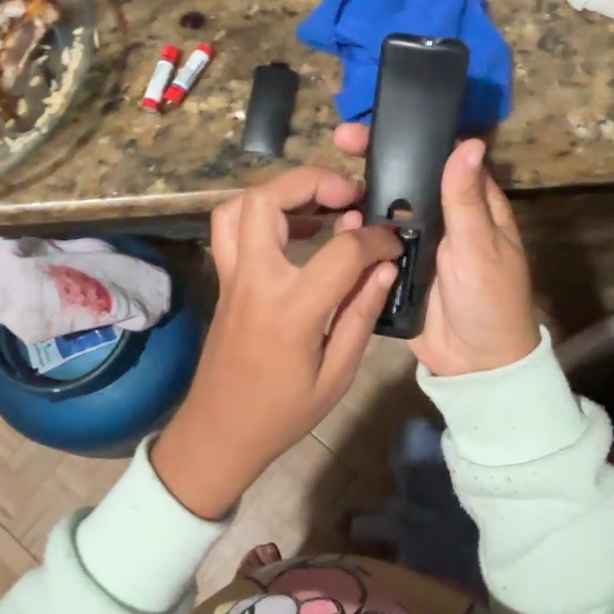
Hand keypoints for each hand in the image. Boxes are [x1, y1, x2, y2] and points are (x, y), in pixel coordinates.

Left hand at [151, 166, 402, 518]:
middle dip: (311, 181)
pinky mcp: (224, 280)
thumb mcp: (336, 376)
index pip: (341, 250)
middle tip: (349, 192)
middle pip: (266, 201)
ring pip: (238, 206)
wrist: (219, 432)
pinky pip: (231, 228)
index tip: (394, 242)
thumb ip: (360, 314)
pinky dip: (261, 212)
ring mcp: (232, 277)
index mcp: (291, 310)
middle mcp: (254, 281)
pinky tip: (297, 226)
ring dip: (280, 192)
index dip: (376, 238)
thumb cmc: (281, 413)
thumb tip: (385, 265)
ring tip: (322, 202)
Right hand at [334, 124, 538, 377]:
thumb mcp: (480, 247)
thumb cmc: (490, 300)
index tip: (378, 122)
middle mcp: (441, 218)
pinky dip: (354, 236)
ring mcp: (415, 244)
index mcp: (471, 205)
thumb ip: (466, 199)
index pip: (440, 157)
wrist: (475, 364)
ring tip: (333, 190)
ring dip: (359, 198)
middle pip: (405, 179)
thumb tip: (468, 144)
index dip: (411, 136)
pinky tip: (336, 228)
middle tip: (339, 140)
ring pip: (383, 211)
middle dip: (374, 160)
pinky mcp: (394, 270)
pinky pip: (371, 247)